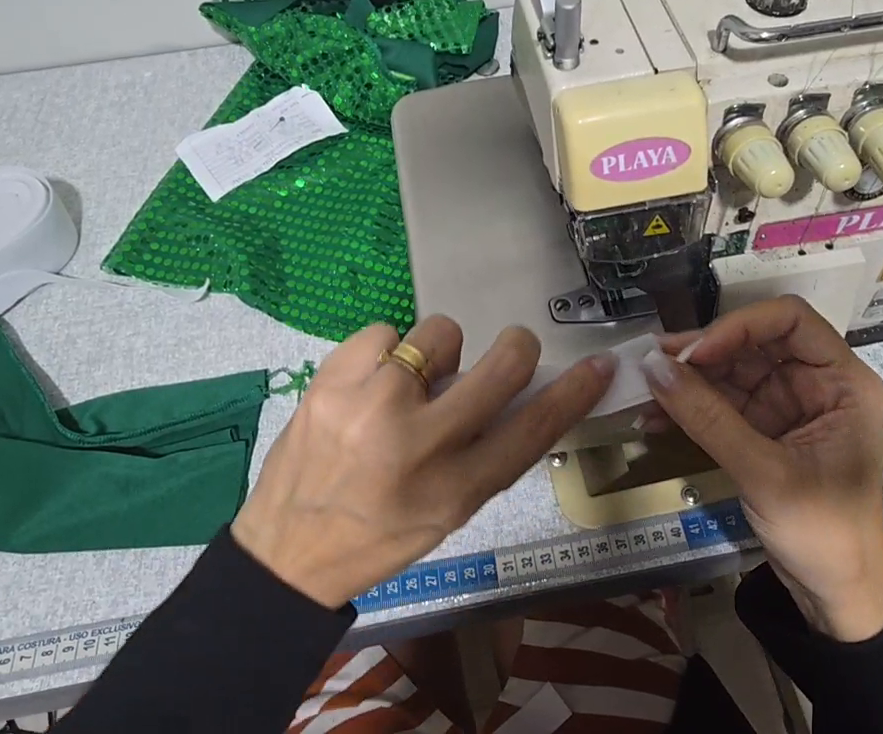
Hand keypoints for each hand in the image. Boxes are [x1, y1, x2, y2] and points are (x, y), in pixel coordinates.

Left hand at [230, 315, 614, 607]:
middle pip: (501, 366)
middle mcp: (420, 445)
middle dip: (514, 345)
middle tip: (504, 348)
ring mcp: (371, 406)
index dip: (573, 392)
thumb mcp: (446, 512)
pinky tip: (367, 383)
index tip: (597, 364)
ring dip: (434, 353)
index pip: (533, 429)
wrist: (285, 553)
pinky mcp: (329, 379)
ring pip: (439, 332)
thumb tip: (513, 384)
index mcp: (456, 490)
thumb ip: (484, 452)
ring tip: (405, 385)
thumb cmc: (378, 534)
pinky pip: (384, 330)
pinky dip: (383, 351)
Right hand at [646, 296, 882, 641]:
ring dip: (686, 379)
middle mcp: (814, 383)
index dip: (739, 326)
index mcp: (841, 381)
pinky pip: (719, 403)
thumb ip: (708, 418)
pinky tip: (654, 416)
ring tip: (641, 386)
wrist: (835, 598)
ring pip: (729, 370)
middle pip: (752, 342)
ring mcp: (786, 405)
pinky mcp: (762, 429)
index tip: (695, 354)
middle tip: (651, 364)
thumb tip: (652, 367)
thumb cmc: (823, 532)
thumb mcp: (766, 473)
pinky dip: (688, 407)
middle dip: (702, 352)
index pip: (789, 320)